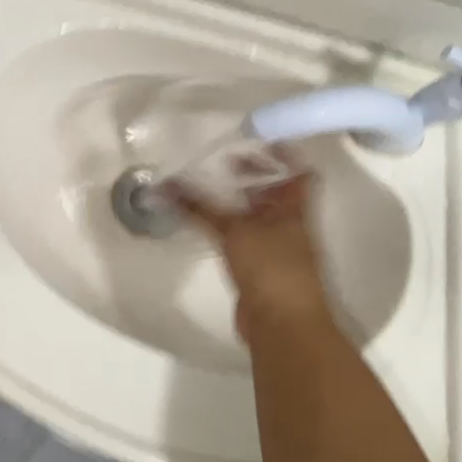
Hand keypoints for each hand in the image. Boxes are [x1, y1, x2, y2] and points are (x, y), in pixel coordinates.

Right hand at [169, 148, 334, 338]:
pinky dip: (228, 226)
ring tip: (210, 187)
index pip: (298, 172)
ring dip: (240, 202)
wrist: (283, 325)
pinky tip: (208, 223)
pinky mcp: (261, 268)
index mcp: (295, 209)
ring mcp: (277, 248)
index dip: (283, 154)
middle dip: (255, 176)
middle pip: (277, 193)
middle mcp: (290, 225)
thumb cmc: (270, 267)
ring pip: (259, 215)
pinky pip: (244, 237)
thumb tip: (163, 185)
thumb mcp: (233, 230)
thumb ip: (198, 206)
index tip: (259, 137)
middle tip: (226, 160)